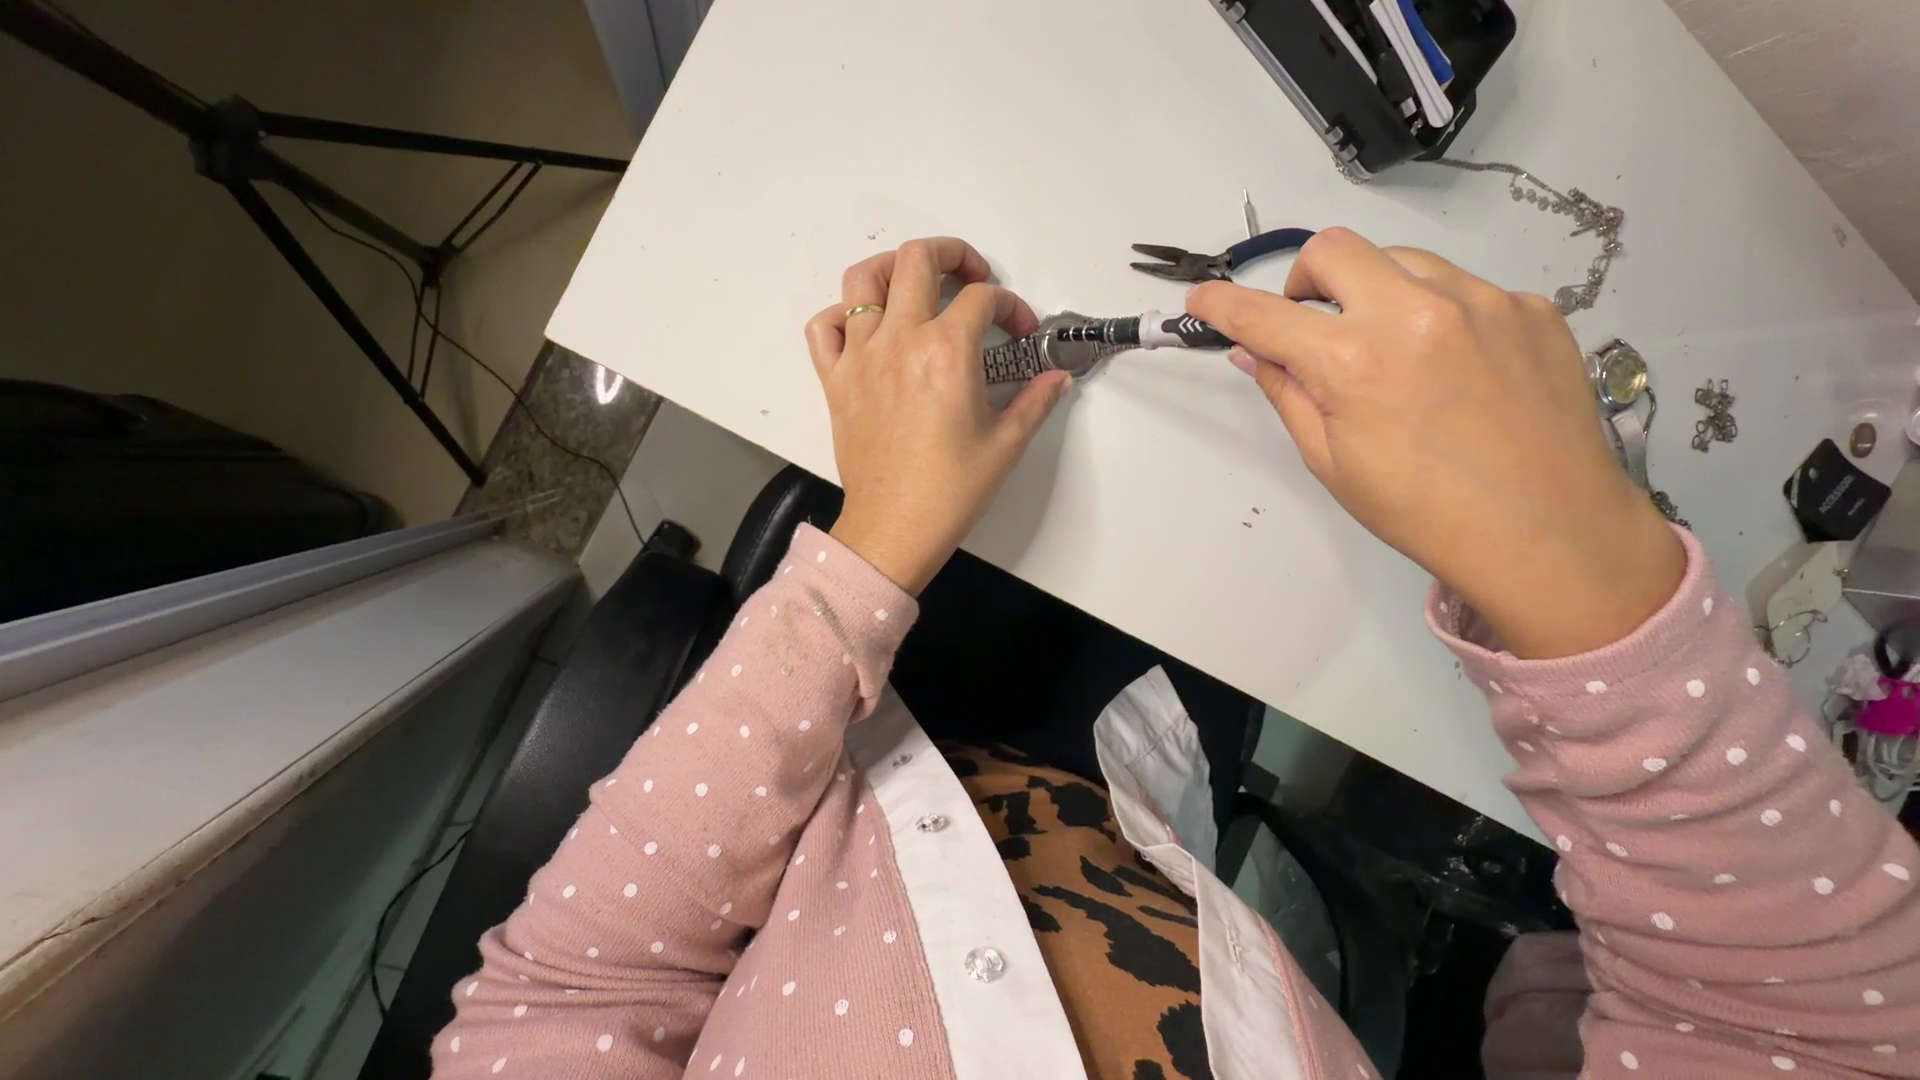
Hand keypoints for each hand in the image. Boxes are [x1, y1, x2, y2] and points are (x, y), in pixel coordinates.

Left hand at [804, 238, 1070, 593]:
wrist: (895, 528)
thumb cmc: (948, 492)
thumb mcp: (1005, 444)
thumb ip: (1035, 400)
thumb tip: (1056, 380)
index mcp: (947, 353)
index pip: (982, 299)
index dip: (1011, 305)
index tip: (1019, 330)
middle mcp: (900, 343)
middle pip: (917, 259)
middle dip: (953, 254)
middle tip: (970, 277)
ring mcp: (861, 358)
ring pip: (863, 279)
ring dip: (893, 268)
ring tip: (915, 284)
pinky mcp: (836, 381)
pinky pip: (824, 328)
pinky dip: (841, 316)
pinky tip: (867, 328)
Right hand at [1188, 228, 1682, 658]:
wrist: (1548, 532)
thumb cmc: (1421, 510)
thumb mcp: (1331, 461)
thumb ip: (1287, 393)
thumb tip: (1254, 352)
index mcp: (1353, 361)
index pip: (1263, 314)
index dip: (1220, 305)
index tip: (1202, 301)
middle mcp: (1415, 312)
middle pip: (1333, 248)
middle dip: (1303, 280)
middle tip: (1311, 326)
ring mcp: (1482, 300)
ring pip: (1401, 260)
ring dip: (1373, 293)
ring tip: (1389, 350)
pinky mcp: (1530, 307)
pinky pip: (1463, 288)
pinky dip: (1436, 314)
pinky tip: (1453, 367)